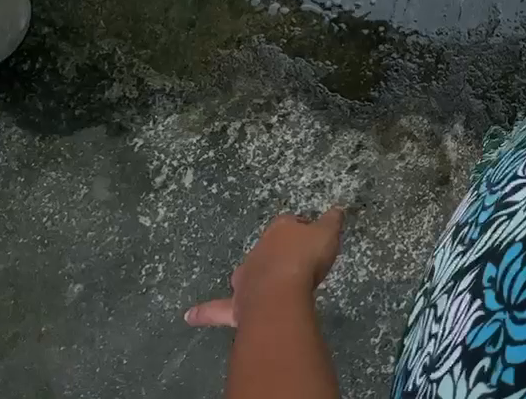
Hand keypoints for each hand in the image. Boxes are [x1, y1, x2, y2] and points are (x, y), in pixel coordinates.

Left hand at [186, 208, 344, 327]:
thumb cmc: (306, 259)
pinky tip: (189, 315)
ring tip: (269, 281)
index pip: (291, 221)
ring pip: (248, 272)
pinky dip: (205, 311)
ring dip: (257, 274)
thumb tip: (336, 209)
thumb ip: (333, 219)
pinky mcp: (236, 303)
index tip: (315, 238)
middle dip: (280, 252)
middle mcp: (258, 250)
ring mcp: (244, 277)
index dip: (304, 228)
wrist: (280, 295)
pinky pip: (217, 308)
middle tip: (298, 261)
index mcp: (279, 229)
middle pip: (269, 246)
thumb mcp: (329, 232)